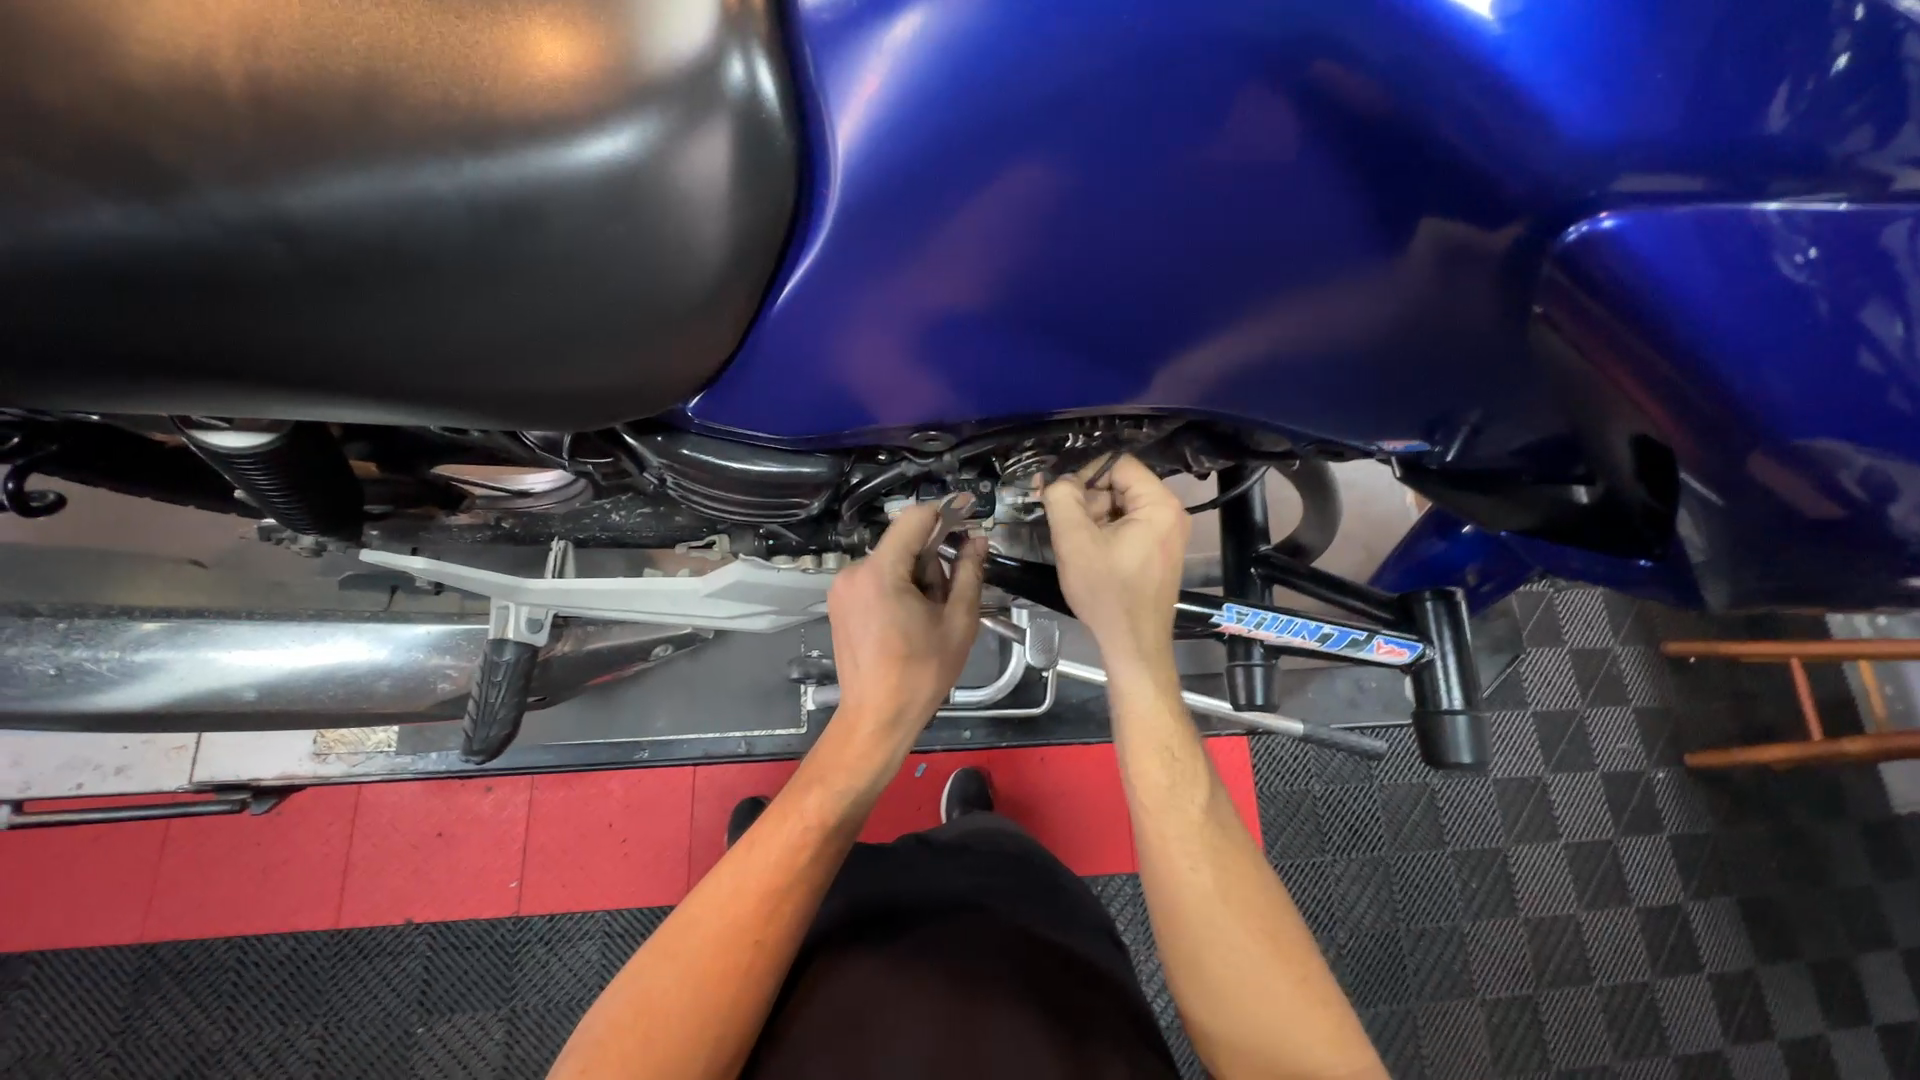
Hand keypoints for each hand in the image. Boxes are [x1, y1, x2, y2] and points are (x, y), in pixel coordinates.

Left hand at [826, 502, 987, 744]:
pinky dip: (897, 588)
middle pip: (903, 543)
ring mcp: (842, 588)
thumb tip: (976, 540)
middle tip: (949, 598)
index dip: (945, 512)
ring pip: (891, 562)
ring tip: (928, 617)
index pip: (914, 519)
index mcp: (880, 572)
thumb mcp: (958, 621)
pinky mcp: (839, 604)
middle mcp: (853, 572)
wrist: (877, 716)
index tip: (970, 511)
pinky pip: (876, 579)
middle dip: (932, 560)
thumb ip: (968, 573)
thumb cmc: (921, 673)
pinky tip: (908, 621)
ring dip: (916, 577)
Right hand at [1042, 455, 1191, 664]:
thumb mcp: (1075, 541)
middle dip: (1088, 499)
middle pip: (1120, 485)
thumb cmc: (1107, 593)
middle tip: (1064, 523)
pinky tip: (1088, 554)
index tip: (1060, 495)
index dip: (1085, 473)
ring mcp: (1167, 535)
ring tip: (1075, 543)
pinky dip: (1105, 533)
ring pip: (1120, 507)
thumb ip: (1062, 499)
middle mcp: (1171, 514)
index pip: (1119, 464)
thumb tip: (1056, 480)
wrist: (1132, 644)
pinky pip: (1128, 527)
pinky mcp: (1158, 552)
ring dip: (1093, 518)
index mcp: (1159, 504)